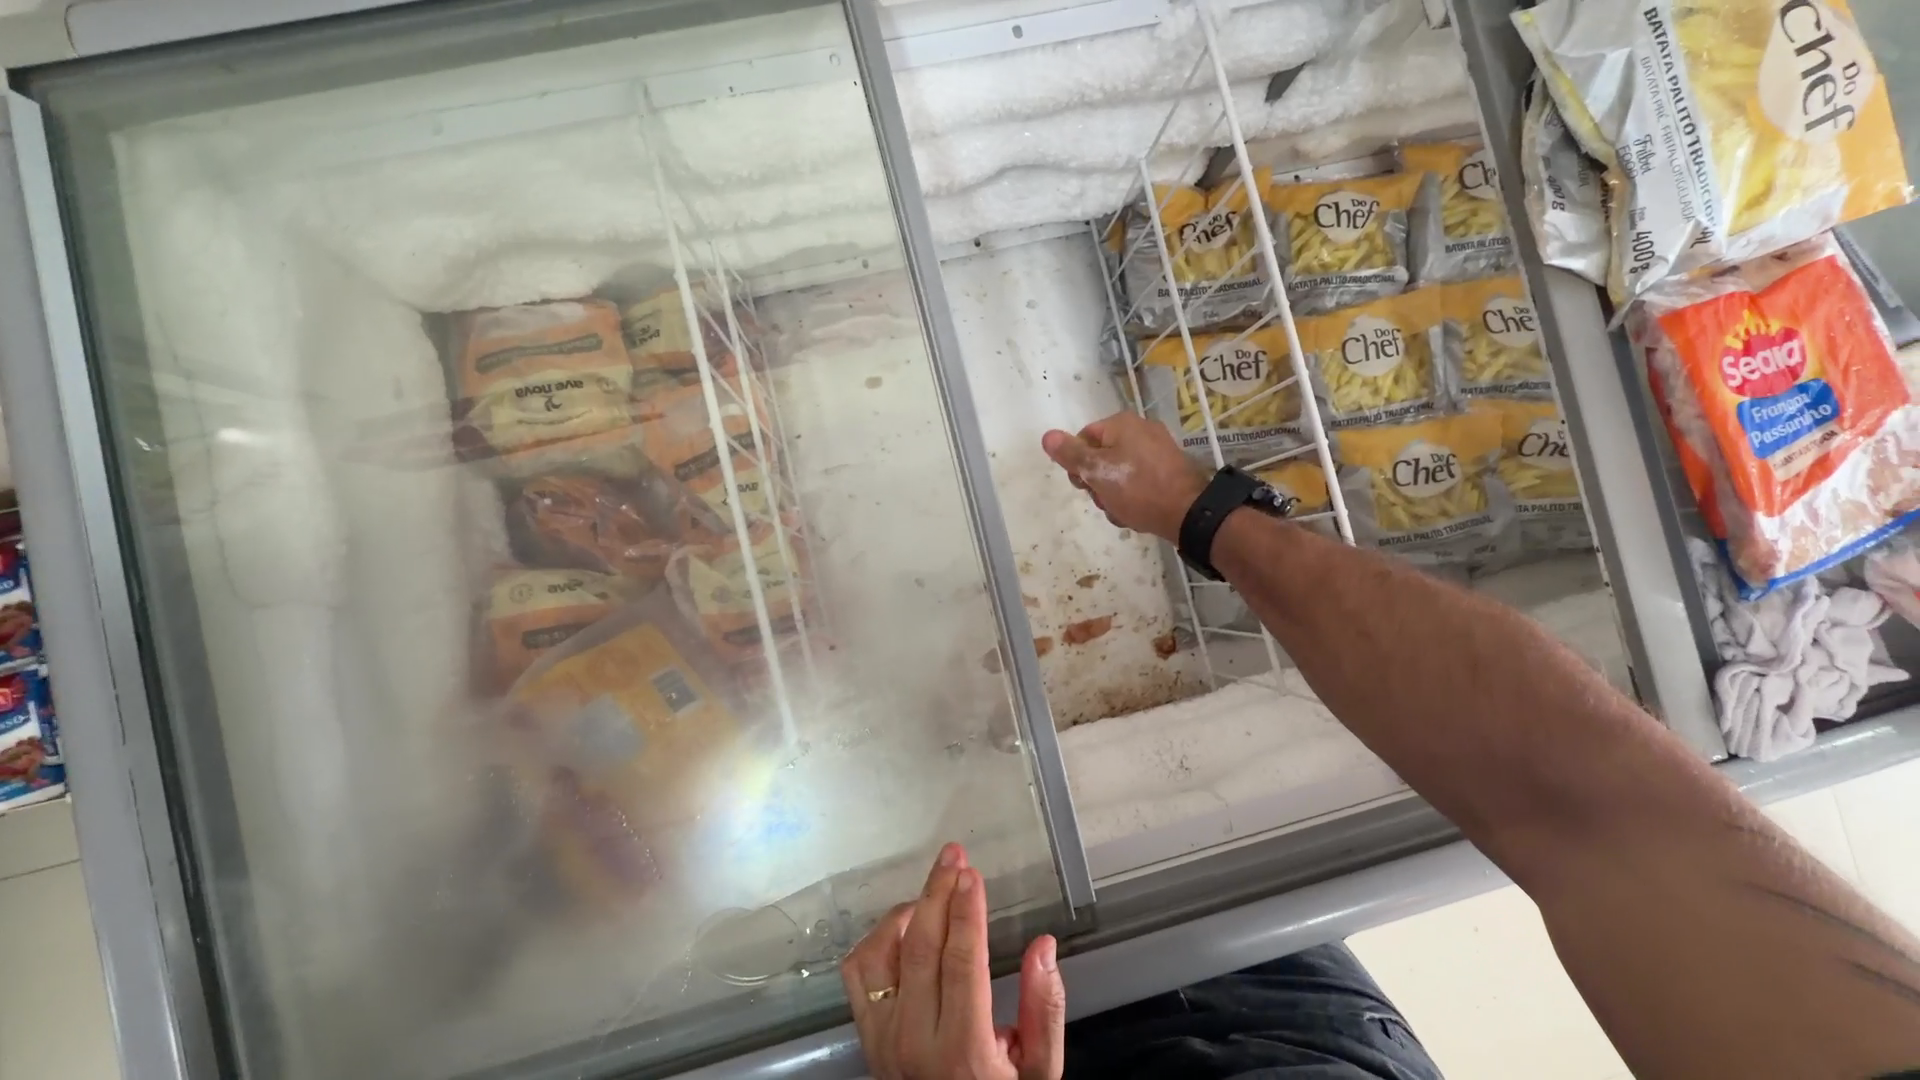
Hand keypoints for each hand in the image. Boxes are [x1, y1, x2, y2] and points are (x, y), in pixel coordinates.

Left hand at [840, 844, 1065, 1079]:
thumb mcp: (1039, 1070)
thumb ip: (1046, 1010)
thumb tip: (1043, 946)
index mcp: (963, 1051)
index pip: (961, 963)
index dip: (967, 913)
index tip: (972, 874)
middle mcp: (914, 1040)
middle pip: (921, 946)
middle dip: (938, 892)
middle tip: (954, 855)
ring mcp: (882, 1037)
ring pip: (882, 952)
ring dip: (908, 910)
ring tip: (937, 888)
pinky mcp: (865, 1035)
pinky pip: (858, 972)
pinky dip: (878, 937)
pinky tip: (906, 924)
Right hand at [1041, 412, 1207, 541]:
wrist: (1188, 512)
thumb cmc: (1138, 488)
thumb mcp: (1097, 472)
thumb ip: (1070, 454)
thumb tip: (1047, 436)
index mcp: (1122, 424)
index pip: (1083, 439)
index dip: (1077, 465)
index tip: (1083, 485)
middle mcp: (1141, 430)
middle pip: (1101, 457)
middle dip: (1097, 484)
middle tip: (1105, 500)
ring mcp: (1158, 450)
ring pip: (1119, 473)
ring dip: (1113, 495)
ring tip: (1122, 510)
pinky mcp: (1169, 469)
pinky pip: (1138, 480)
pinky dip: (1133, 496)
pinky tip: (1136, 512)